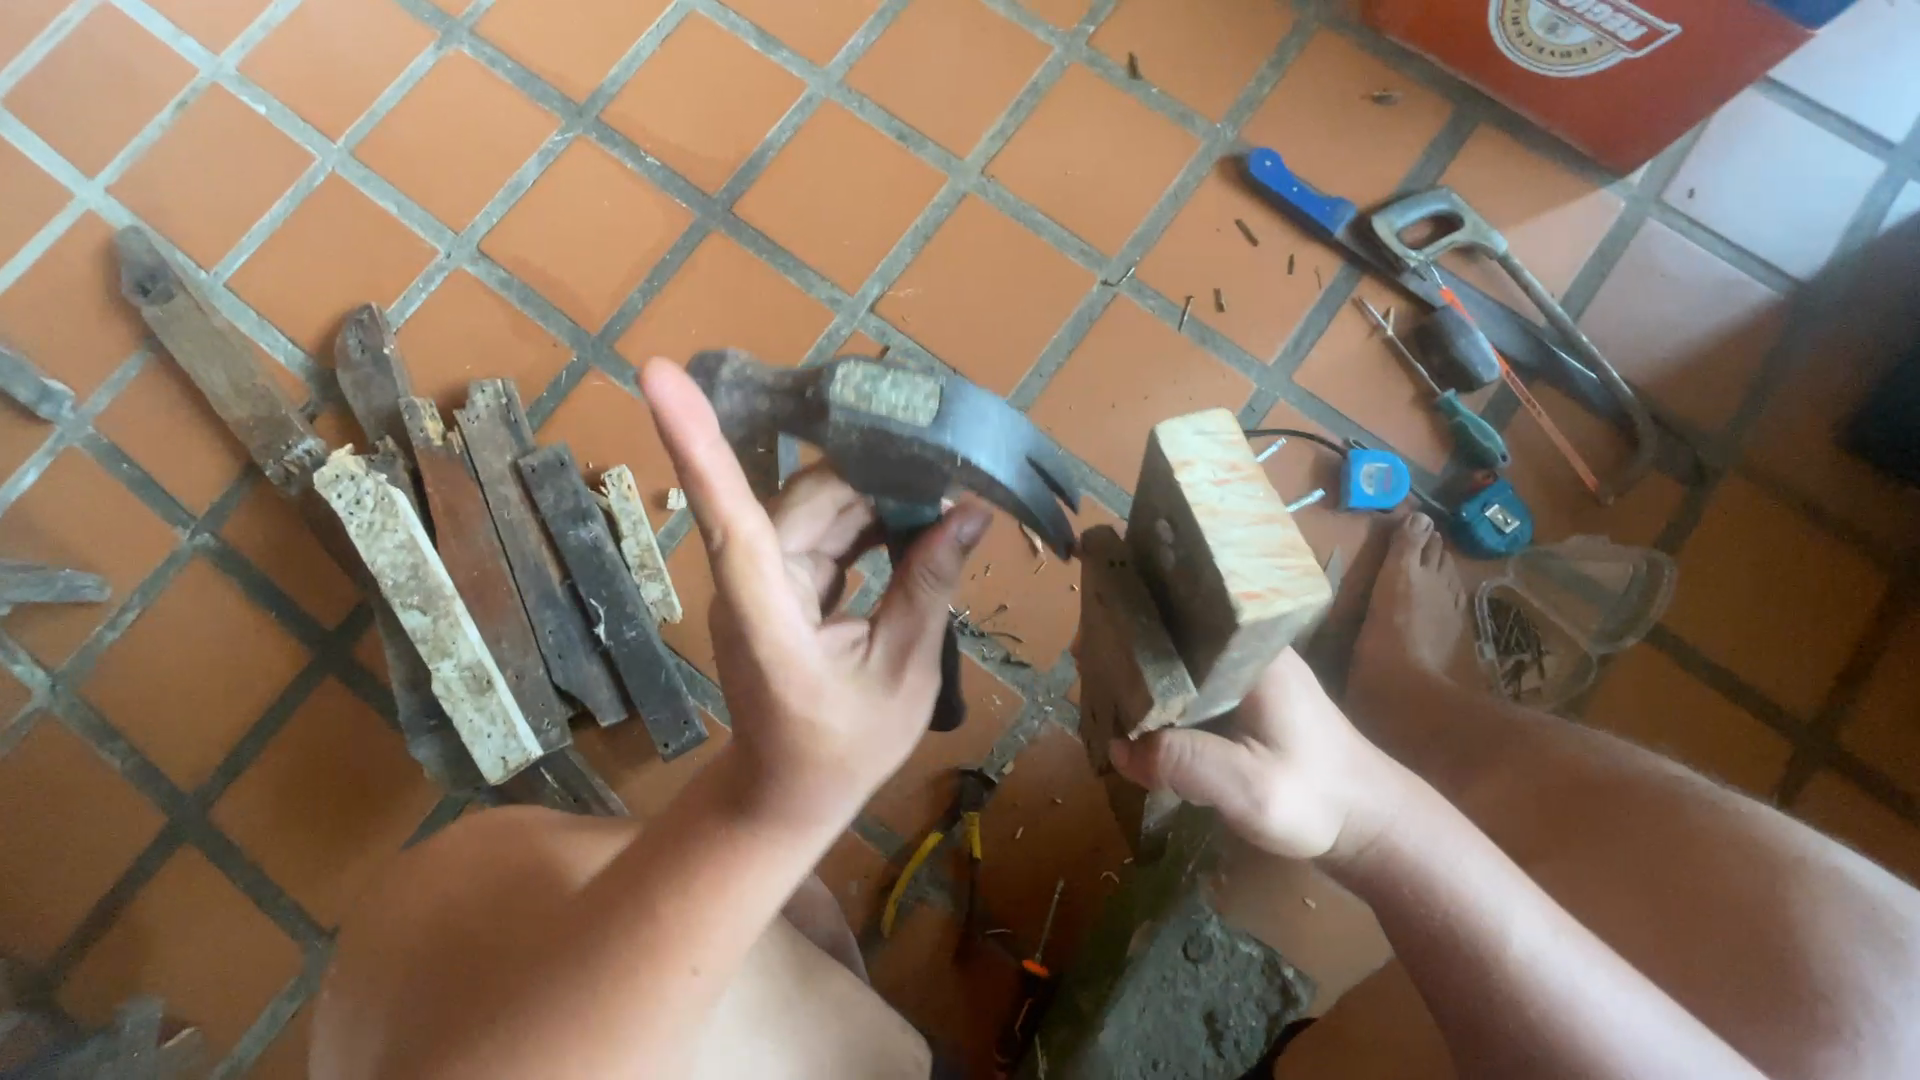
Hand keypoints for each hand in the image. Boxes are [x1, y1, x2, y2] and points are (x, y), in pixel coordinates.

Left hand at [641, 359, 992, 825]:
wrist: (786, 789)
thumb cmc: (840, 749)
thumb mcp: (903, 676)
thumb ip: (928, 590)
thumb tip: (968, 511)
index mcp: (768, 620)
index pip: (730, 521)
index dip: (700, 447)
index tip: (659, 375)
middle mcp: (751, 584)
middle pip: (807, 499)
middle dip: (878, 477)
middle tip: (952, 465)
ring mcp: (760, 579)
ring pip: (819, 505)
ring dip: (881, 498)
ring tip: (946, 495)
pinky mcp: (778, 579)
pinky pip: (826, 528)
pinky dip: (871, 521)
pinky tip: (917, 521)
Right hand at [1108, 649, 1409, 863]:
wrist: (1373, 828)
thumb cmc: (1318, 801)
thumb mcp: (1248, 787)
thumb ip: (1182, 763)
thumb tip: (1118, 747)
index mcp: (1252, 653)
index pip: (1180, 618)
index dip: (1132, 627)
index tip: (1090, 645)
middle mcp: (1248, 653)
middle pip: (1174, 636)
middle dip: (1129, 654)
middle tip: (1085, 676)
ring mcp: (1246, 678)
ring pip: (1179, 664)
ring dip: (1143, 680)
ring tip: (1099, 696)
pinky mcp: (1244, 703)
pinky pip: (1191, 689)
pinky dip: (1162, 701)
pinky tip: (1136, 720)